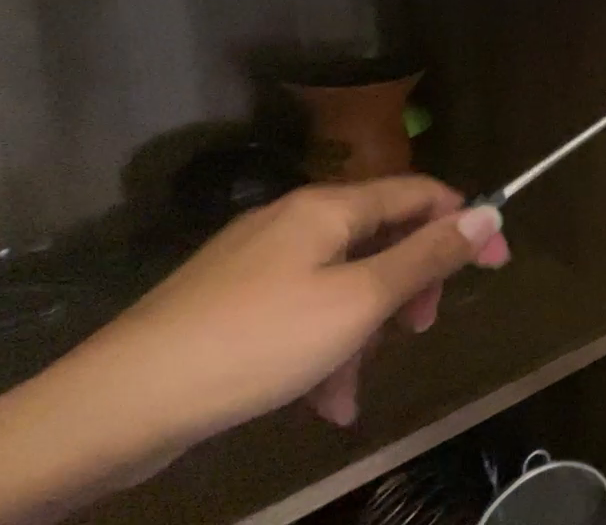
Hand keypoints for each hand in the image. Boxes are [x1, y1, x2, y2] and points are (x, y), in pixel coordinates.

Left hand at [74, 177, 508, 448]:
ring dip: (366, 330)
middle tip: (421, 329)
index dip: (467, 224)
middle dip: (412, 285)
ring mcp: (256, 263)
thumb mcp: (361, 301)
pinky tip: (322, 400)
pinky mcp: (228, 303)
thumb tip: (489, 213)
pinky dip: (324, 346)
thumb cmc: (256, 343)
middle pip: (384, 238)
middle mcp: (295, 222)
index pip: (422, 194)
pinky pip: (302, 310)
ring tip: (356, 387)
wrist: (109, 410)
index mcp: (329, 208)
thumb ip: (429, 255)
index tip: (496, 266)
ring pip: (344, 282)